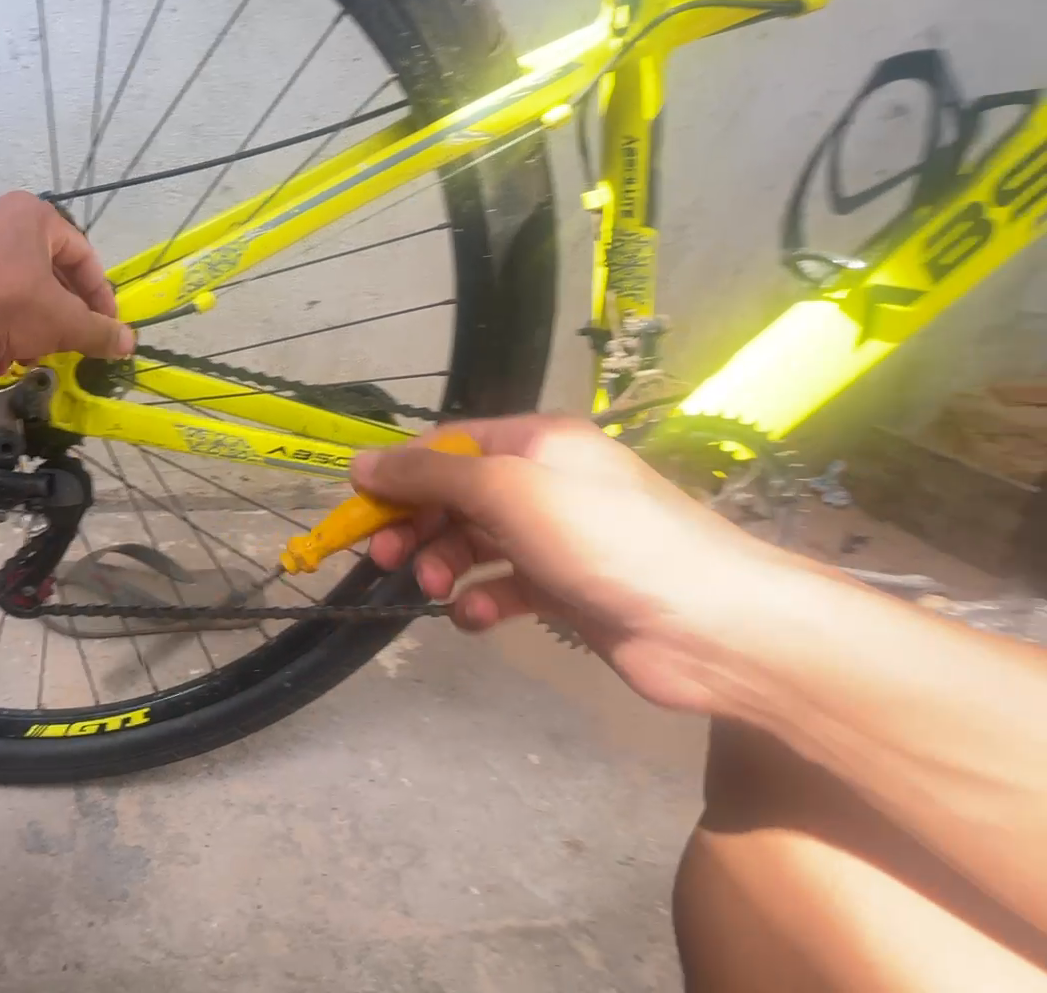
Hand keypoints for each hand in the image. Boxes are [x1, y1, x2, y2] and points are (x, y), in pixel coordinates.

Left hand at [0, 192, 133, 375]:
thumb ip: (97, 332)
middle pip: (48, 280)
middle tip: (67, 351)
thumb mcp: (60, 320)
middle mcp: (0, 227)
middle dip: (58, 323)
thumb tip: (129, 343)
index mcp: (33, 218)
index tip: (107, 332)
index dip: (100, 296)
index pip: (83, 255)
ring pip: (16, 301)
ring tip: (26, 360)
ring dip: (27, 336)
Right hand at [351, 415, 808, 713]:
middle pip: (454, 496)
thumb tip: (359, 463)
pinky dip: (482, 600)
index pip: (448, 447)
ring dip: (444, 565)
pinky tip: (476, 615)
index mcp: (535, 443)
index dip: (400, 474)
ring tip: (436, 590)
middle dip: (415, 526)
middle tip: (384, 557)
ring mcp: (554, 538)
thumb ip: (427, 475)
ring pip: (473, 543)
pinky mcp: (564, 589)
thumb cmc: (601, 537)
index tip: (361, 508)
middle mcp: (543, 483)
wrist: (711, 626)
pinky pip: (503, 586)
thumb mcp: (504, 490)